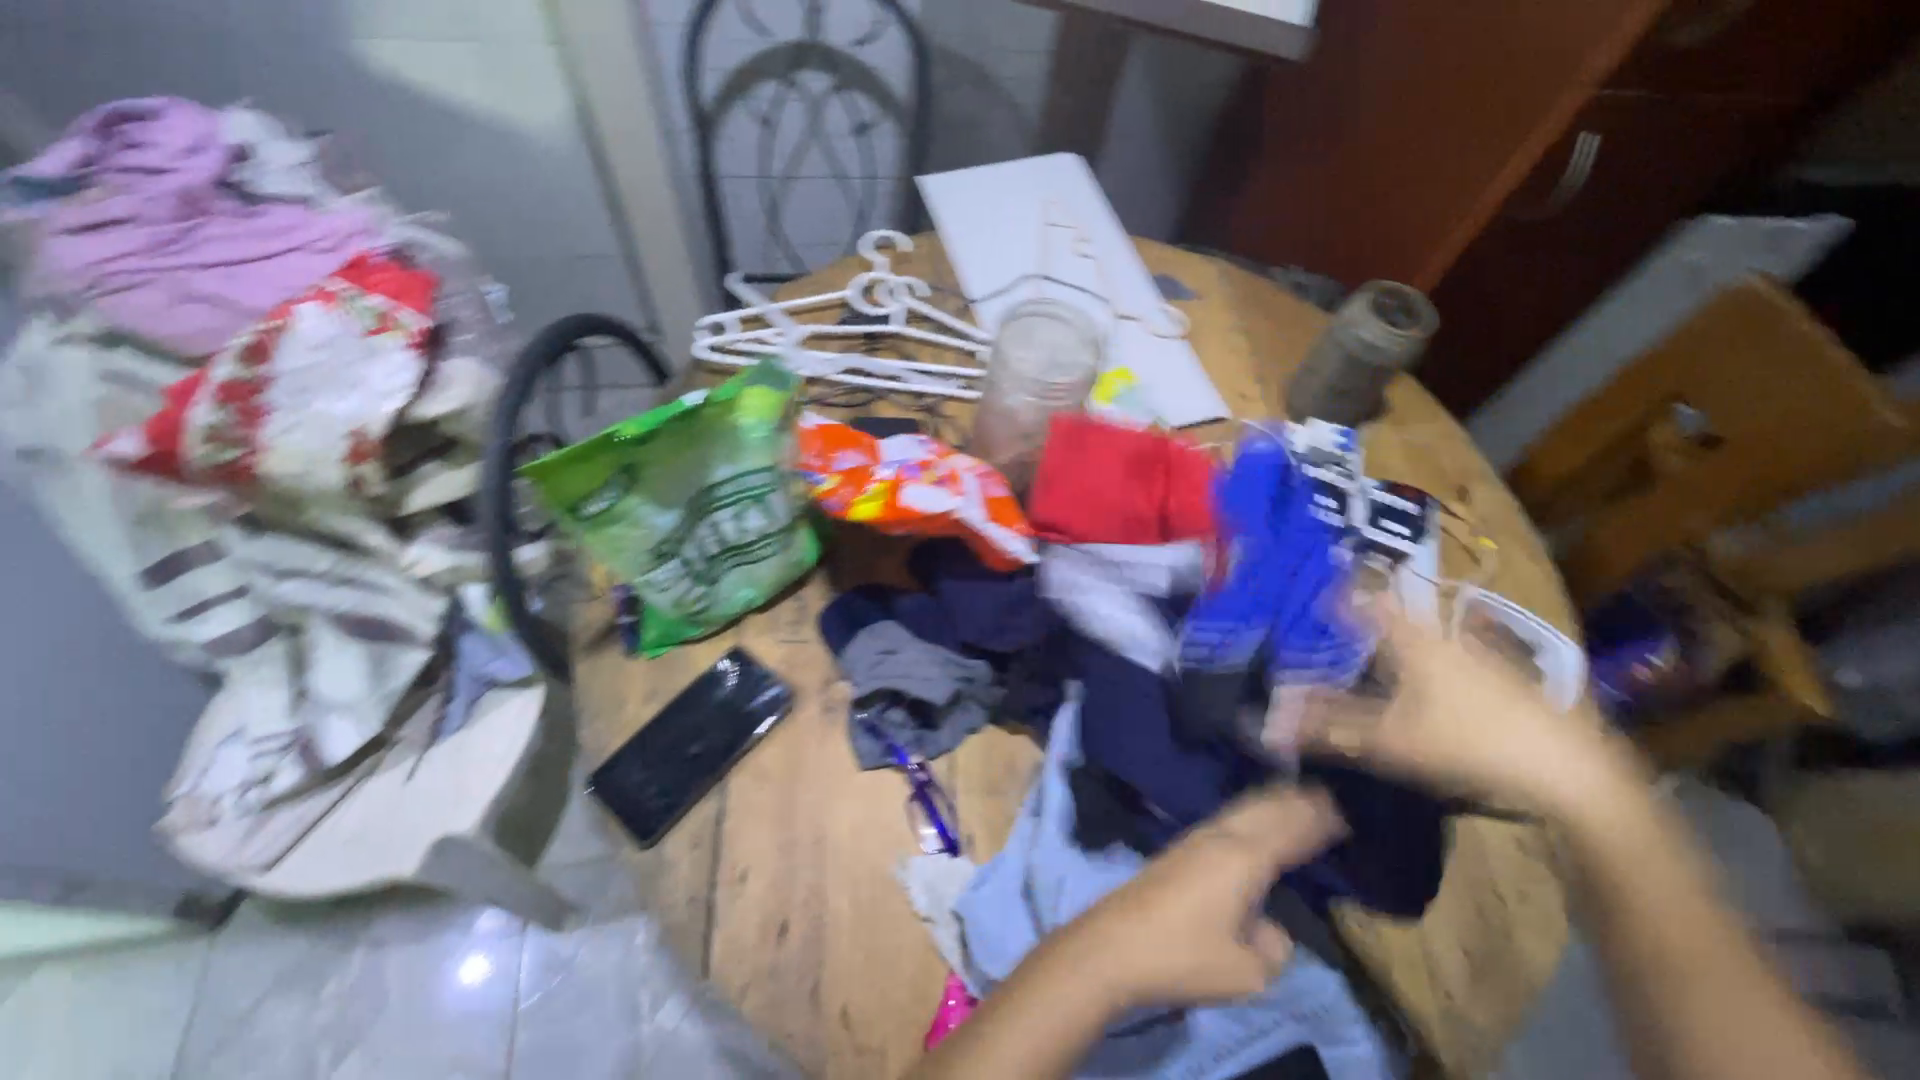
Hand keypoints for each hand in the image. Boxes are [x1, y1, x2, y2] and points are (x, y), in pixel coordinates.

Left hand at [1058, 786, 1346, 1009]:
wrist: (1111, 947)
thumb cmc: (1182, 958)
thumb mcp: (1247, 972)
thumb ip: (1274, 947)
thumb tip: (1271, 927)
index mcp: (1244, 858)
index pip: (1292, 830)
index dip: (1319, 820)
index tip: (1347, 812)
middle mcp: (1221, 837)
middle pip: (1266, 807)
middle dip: (1297, 800)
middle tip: (1328, 795)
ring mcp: (1194, 839)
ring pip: (1242, 808)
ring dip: (1271, 801)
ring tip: (1295, 798)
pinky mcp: (1176, 850)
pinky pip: (1226, 818)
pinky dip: (1250, 812)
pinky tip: (1250, 821)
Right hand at [1296, 603, 1646, 818]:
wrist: (1570, 769)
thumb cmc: (1470, 742)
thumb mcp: (1389, 740)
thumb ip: (1328, 728)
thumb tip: (1271, 718)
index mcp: (1414, 641)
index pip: (1367, 601)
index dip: (1340, 594)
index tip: (1316, 592)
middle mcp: (1445, 637)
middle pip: (1397, 617)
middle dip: (1366, 617)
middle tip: (1338, 624)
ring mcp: (1480, 655)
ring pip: (1425, 637)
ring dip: (1397, 640)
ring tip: (1372, 656)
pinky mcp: (1504, 679)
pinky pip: (1448, 656)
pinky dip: (1425, 661)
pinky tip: (1424, 688)